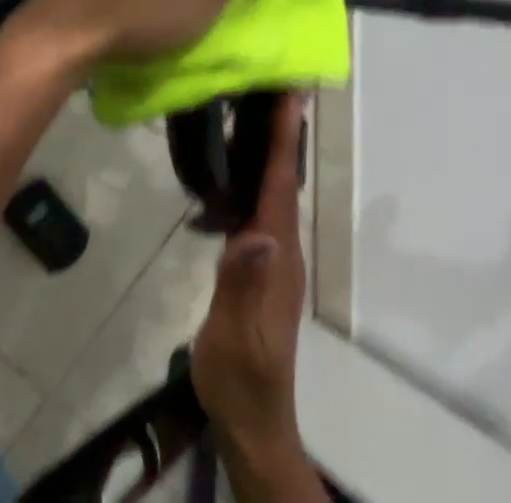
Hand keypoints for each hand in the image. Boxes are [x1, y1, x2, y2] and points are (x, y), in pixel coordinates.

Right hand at [192, 93, 307, 463]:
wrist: (250, 419)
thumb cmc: (240, 376)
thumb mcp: (237, 334)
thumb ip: (244, 284)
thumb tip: (260, 234)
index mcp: (276, 258)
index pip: (281, 190)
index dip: (283, 143)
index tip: (288, 98)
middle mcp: (280, 252)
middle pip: (282, 184)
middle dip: (279, 137)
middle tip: (268, 90)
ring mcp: (270, 262)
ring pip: (269, 197)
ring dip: (263, 157)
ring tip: (244, 120)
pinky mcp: (257, 271)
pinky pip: (253, 216)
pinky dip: (244, 189)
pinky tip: (221, 184)